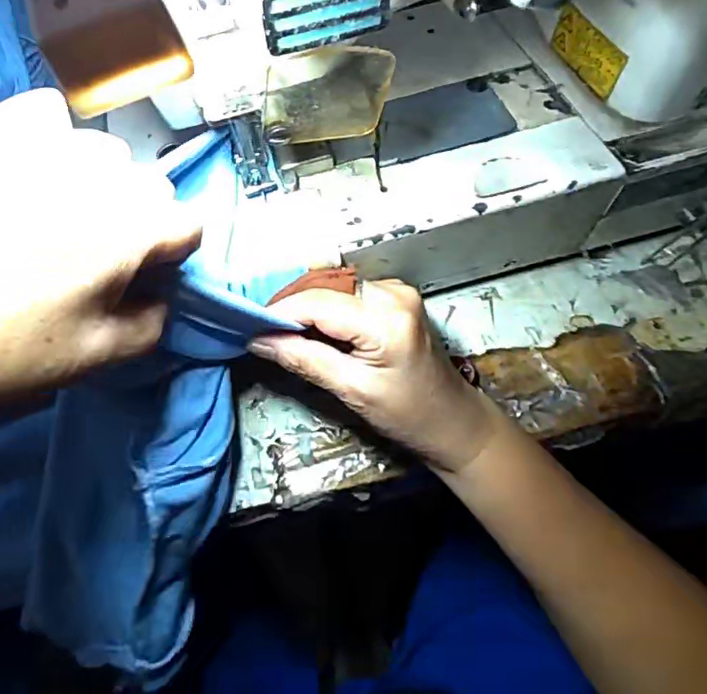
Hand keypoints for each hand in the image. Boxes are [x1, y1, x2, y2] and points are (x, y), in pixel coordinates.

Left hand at [0, 88, 201, 463]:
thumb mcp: (89, 360)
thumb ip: (150, 324)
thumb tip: (159, 294)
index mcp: (135, 226)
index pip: (188, 224)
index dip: (166, 255)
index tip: (134, 277)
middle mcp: (103, 170)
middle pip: (148, 185)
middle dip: (132, 217)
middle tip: (82, 254)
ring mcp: (45, 139)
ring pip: (100, 152)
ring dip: (91, 180)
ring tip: (39, 215)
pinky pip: (46, 116)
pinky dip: (46, 138)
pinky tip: (14, 174)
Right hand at [253, 281, 507, 473]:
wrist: (454, 421)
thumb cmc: (410, 415)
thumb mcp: (352, 391)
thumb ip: (305, 359)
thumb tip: (261, 340)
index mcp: (386, 319)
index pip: (319, 302)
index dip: (281, 311)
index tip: (251, 325)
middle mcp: (394, 293)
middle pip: (326, 286)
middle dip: (292, 304)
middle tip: (262, 327)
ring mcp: (398, 290)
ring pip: (336, 285)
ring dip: (307, 303)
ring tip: (281, 327)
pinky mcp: (397, 295)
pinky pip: (350, 291)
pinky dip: (327, 305)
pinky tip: (313, 325)